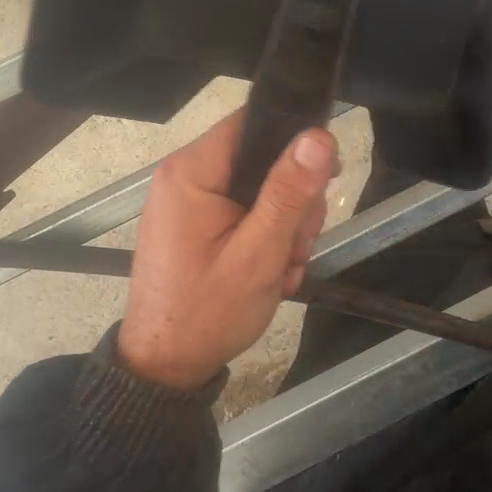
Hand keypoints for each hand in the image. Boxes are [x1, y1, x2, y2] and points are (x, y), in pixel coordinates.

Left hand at [117, 112, 339, 389]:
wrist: (166, 369)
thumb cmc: (207, 313)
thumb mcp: (258, 254)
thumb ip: (289, 193)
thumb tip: (319, 137)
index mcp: (192, 172)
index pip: (256, 122)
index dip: (297, 141)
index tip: (325, 178)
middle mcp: (188, 175)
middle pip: (267, 156)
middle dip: (296, 200)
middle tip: (295, 244)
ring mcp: (194, 198)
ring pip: (268, 185)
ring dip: (289, 223)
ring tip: (284, 265)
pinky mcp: (202, 219)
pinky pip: (253, 207)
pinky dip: (272, 235)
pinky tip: (275, 267)